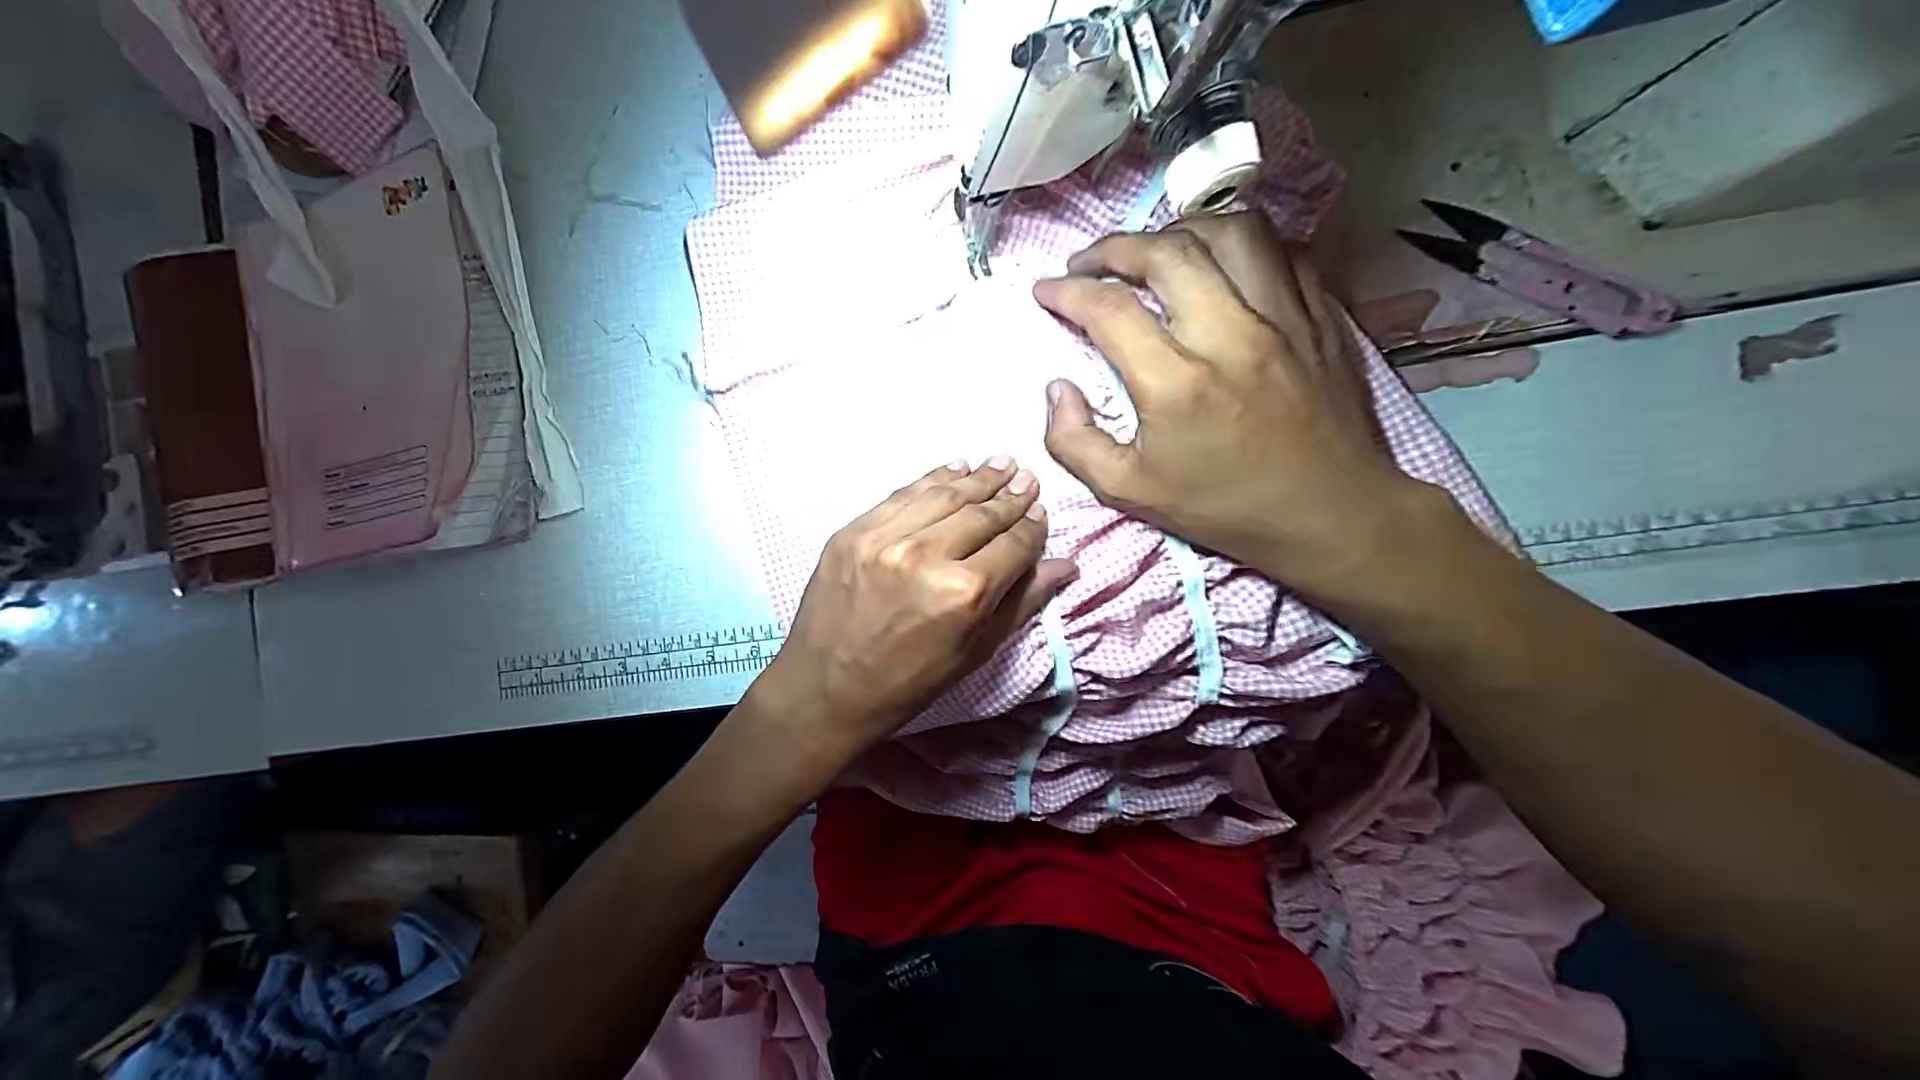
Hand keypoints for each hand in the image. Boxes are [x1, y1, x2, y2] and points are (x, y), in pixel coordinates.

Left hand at [751, 459, 1076, 761]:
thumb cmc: (909, 683)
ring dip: (976, 478)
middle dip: (1010, 496)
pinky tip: (954, 469)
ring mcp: (884, 539)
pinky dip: (932, 479)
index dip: (1032, 527)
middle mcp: (926, 556)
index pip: (1013, 545)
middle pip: (981, 514)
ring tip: (1000, 463)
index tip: (1041, 511)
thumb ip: (1022, 601)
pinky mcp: (853, 531)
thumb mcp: (975, 651)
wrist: (825, 689)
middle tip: (1027, 479)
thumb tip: (1065, 564)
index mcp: (964, 594)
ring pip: (943, 495)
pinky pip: (902, 495)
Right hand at [1033, 212, 1427, 594]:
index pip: (1110, 309)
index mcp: (1177, 383)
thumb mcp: (1130, 492)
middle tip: (1088, 263)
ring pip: (1231, 233)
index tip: (1047, 291)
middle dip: (1114, 248)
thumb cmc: (1225, 508)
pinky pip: (1281, 252)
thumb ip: (1075, 443)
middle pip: (1167, 252)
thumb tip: (1057, 391)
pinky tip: (1221, 266)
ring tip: (1155, 251)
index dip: (1067, 293)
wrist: (1329, 514)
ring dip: (1180, 231)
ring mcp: (1284, 318)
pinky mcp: (1321, 315)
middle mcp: (1231, 335)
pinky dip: (1241, 247)